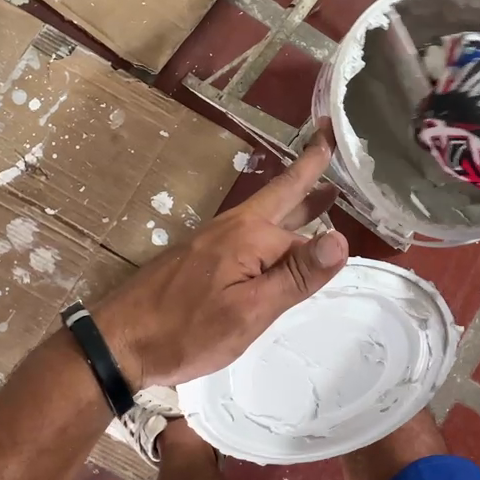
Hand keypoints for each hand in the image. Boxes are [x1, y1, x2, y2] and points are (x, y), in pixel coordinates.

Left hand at [95, 126, 350, 386]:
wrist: (119, 341)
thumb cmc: (186, 329)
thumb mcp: (248, 311)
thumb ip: (295, 276)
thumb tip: (342, 239)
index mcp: (250, 234)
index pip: (307, 238)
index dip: (330, 244)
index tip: (360, 206)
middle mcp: (236, 226)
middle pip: (284, 194)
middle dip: (309, 167)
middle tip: (330, 138)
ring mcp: (219, 239)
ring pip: (270, 214)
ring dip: (299, 199)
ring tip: (326, 188)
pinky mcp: (208, 255)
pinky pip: (255, 231)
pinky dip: (279, 224)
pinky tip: (283, 236)